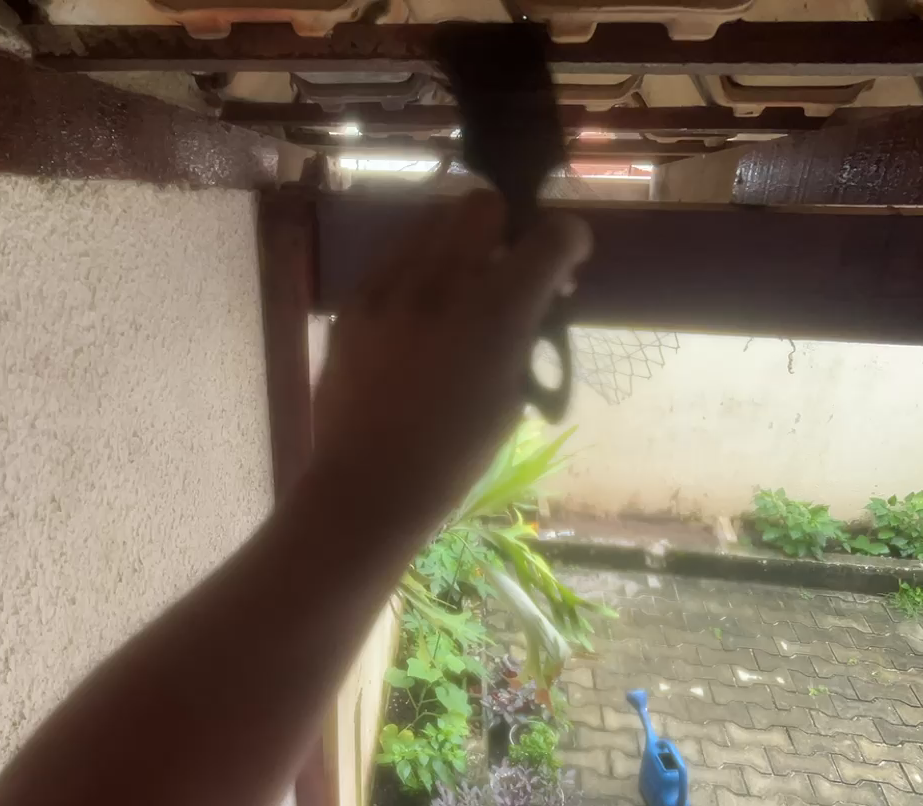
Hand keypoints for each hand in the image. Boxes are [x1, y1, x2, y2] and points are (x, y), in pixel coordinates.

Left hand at [306, 190, 591, 531]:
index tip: (566, 263)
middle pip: (484, 205)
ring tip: (457, 286)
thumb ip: (523, 337)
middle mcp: (442, 283)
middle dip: (506, 227)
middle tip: (504, 270)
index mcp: (496, 314)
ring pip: (432, 221)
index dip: (570, 242)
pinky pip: (393, 257)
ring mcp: (389, 288)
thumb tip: (528, 304)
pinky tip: (415, 310)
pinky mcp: (353, 302)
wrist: (368, 483)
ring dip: (457, 242)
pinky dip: (416, 269)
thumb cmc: (450, 459)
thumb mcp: (510, 400)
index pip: (551, 237)